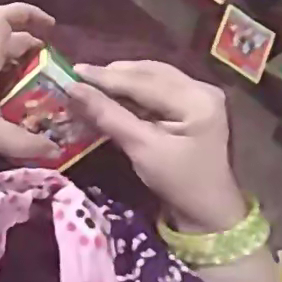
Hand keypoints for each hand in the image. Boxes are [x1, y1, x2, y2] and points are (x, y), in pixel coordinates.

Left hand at [0, 3, 59, 162]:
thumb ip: (25, 143)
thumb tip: (55, 153)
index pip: (6, 17)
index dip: (30, 13)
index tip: (50, 26)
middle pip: (8, 39)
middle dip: (32, 48)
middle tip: (52, 67)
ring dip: (19, 64)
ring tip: (39, 85)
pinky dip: (4, 79)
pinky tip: (13, 101)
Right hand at [67, 60, 247, 231]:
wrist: (208, 209)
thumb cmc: (178, 182)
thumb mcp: (141, 149)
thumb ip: (108, 115)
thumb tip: (73, 89)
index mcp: (196, 99)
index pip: (143, 81)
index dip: (105, 77)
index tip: (72, 72)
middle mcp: (201, 88)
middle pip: (149, 72)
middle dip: (113, 74)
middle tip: (79, 76)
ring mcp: (199, 93)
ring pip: (152, 75)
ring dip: (121, 78)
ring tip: (92, 82)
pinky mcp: (193, 102)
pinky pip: (157, 86)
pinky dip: (132, 88)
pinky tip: (112, 92)